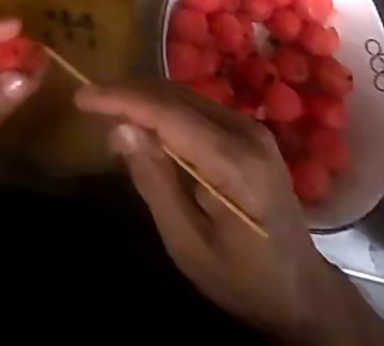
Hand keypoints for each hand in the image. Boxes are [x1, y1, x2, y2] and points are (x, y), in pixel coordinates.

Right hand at [75, 81, 383, 345]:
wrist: (301, 290)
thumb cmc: (241, 278)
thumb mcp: (188, 245)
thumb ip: (154, 183)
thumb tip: (119, 128)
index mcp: (234, 163)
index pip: (168, 113)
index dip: (121, 98)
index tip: (82, 97)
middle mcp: (245, 132)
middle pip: (174, 95)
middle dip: (127, 93)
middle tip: (88, 103)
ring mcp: (250, 127)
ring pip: (184, 94)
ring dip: (143, 97)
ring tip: (108, 111)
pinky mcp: (249, 131)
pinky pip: (196, 105)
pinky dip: (163, 107)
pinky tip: (143, 122)